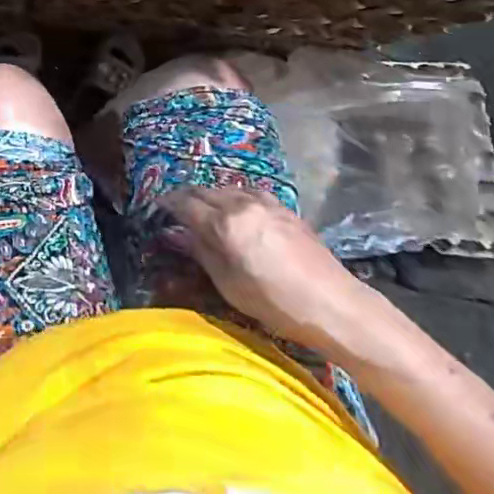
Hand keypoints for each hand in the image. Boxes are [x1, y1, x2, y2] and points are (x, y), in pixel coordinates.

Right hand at [158, 187, 378, 360]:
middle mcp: (241, 203)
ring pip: (225, 189)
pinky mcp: (282, 206)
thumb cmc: (277, 304)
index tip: (158, 210)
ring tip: (205, 214)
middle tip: (176, 213)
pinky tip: (235, 214)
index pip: (185, 203)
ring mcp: (265, 201)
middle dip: (186, 198)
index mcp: (225, 223)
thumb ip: (201, 253)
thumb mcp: (230, 285)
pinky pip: (246, 193)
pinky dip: (232, 199)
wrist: (335, 304)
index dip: (168, 205)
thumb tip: (175, 234)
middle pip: (203, 191)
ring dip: (209, 197)